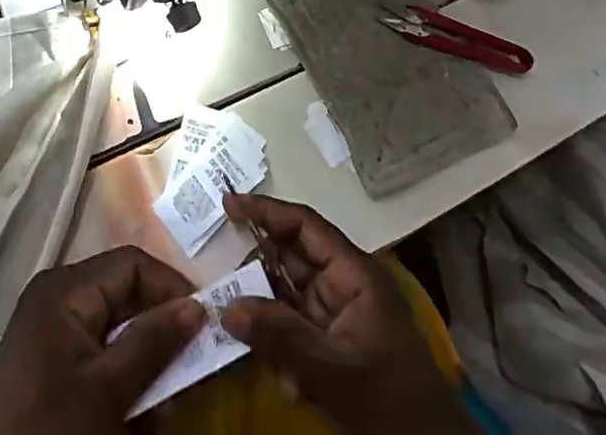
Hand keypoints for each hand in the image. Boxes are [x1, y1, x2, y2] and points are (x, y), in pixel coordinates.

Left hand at [0, 247, 203, 434]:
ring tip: (168, 392)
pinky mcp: (53, 359)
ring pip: (116, 326)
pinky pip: (100, 351)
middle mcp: (58, 296)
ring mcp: (53, 327)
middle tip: (198, 360)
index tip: (208, 322)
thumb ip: (152, 343)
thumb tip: (196, 307)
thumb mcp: (107, 388)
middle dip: (161, 325)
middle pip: (124, 293)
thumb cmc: (49, 425)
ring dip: (146, 356)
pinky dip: (125, 373)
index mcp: (66, 288)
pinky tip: (140, 407)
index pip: (131, 264)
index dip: (171, 287)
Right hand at [221, 193, 475, 434]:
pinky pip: (288, 320)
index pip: (304, 226)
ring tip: (230, 313)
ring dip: (259, 303)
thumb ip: (282, 338)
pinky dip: (271, 333)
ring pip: (283, 288)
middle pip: (288, 254)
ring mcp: (334, 310)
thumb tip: (226, 308)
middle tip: (213, 262)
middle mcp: (342, 282)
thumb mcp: (336, 370)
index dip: (266, 210)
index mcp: (353, 273)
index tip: (228, 204)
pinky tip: (264, 359)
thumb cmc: (392, 401)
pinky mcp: (327, 338)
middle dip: (252, 261)